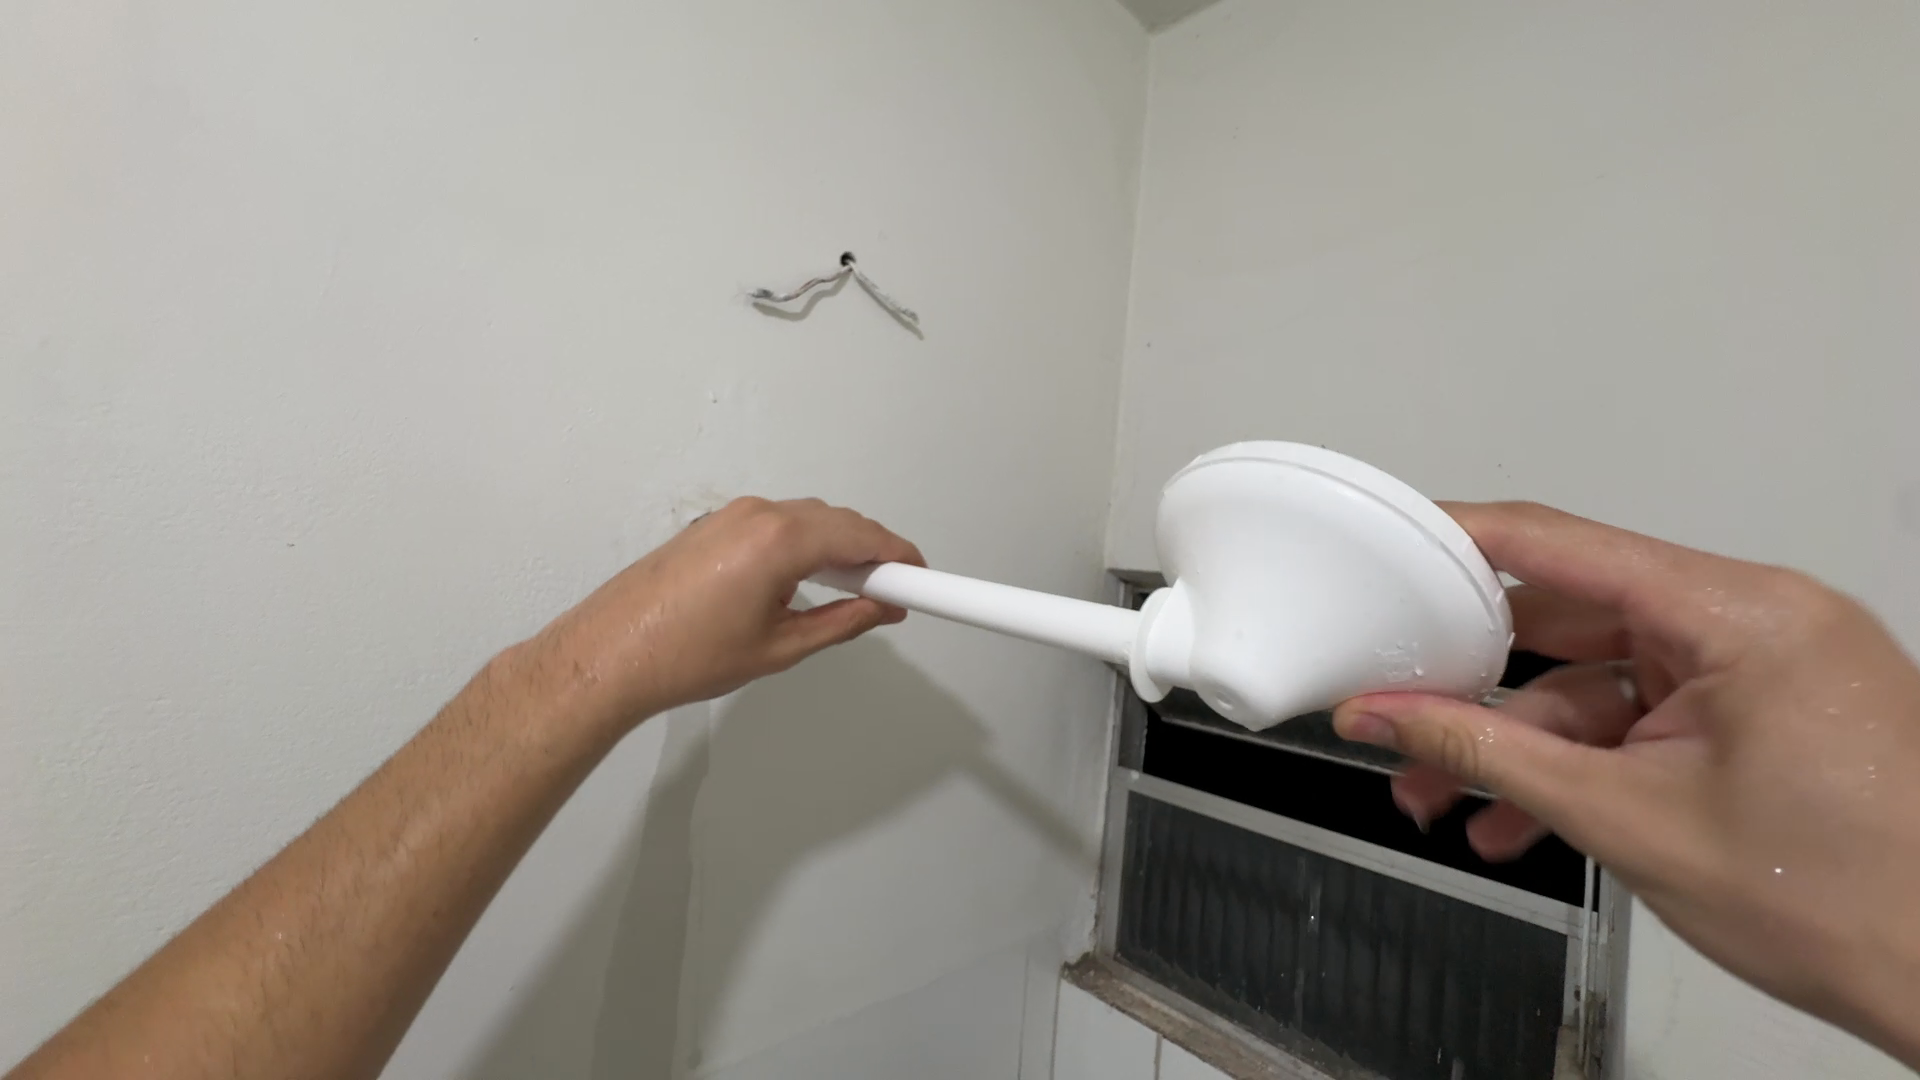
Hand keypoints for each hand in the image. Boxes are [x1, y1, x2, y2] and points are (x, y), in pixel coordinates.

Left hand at [521, 497, 922, 731]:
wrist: (607, 656)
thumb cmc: (683, 656)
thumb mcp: (782, 647)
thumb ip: (843, 622)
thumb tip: (881, 610)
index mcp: (779, 541)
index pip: (863, 537)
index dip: (901, 556)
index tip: (924, 576)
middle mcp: (759, 515)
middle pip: (841, 521)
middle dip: (876, 551)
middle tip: (895, 591)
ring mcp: (734, 514)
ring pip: (812, 518)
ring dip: (842, 545)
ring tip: (857, 589)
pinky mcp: (717, 524)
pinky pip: (782, 521)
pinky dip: (810, 541)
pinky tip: (813, 576)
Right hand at [1332, 502, 1919, 1065]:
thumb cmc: (1864, 909)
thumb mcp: (1618, 815)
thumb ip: (1475, 754)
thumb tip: (1378, 719)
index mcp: (1737, 616)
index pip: (1556, 544)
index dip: (1456, 536)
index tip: (1387, 540)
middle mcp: (1741, 625)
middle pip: (1554, 621)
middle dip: (1466, 681)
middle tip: (1394, 700)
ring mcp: (1737, 672)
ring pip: (1573, 685)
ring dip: (1504, 744)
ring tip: (1435, 792)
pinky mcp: (1731, 715)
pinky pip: (1613, 722)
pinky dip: (1557, 767)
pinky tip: (1509, 821)